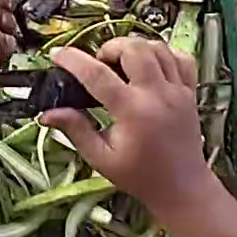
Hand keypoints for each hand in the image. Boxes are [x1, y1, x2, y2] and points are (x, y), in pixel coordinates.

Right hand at [41, 38, 222, 215]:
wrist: (182, 188)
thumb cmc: (138, 176)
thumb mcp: (100, 157)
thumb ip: (75, 129)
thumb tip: (46, 113)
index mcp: (132, 112)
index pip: (97, 74)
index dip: (73, 59)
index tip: (56, 53)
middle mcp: (158, 95)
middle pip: (133, 49)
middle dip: (109, 48)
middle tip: (98, 65)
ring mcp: (178, 91)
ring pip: (157, 48)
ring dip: (134, 48)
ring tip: (120, 64)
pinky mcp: (190, 92)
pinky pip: (180, 57)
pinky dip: (162, 54)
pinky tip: (149, 65)